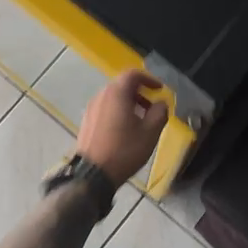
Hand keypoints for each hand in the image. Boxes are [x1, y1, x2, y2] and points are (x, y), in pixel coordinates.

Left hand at [75, 70, 168, 187]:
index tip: (159, 90)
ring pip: (113, 98)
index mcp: (116, 93)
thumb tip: (162, 103)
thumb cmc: (125, 150)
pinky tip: (124, 130)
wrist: (93, 173)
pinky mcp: (86, 121)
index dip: (149, 79)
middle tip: (152, 107)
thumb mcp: (150, 132)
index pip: (133, 74)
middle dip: (140, 93)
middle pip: (122, 85)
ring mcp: (91, 108)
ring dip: (129, 103)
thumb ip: (160, 113)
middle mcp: (101, 95)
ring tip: (140, 121)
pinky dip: (117, 111)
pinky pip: (105, 108)